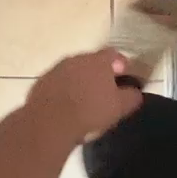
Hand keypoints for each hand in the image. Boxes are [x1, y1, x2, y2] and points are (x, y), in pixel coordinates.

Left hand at [24, 49, 144, 145]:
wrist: (50, 123)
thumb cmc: (90, 113)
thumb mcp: (119, 107)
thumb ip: (131, 96)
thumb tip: (135, 92)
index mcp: (98, 61)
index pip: (114, 54)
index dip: (121, 65)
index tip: (123, 79)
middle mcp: (76, 58)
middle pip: (92, 61)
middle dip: (99, 73)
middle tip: (104, 92)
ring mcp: (56, 69)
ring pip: (73, 71)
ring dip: (80, 81)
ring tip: (84, 101)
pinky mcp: (41, 82)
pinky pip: (57, 82)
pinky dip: (63, 90)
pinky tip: (65, 106)